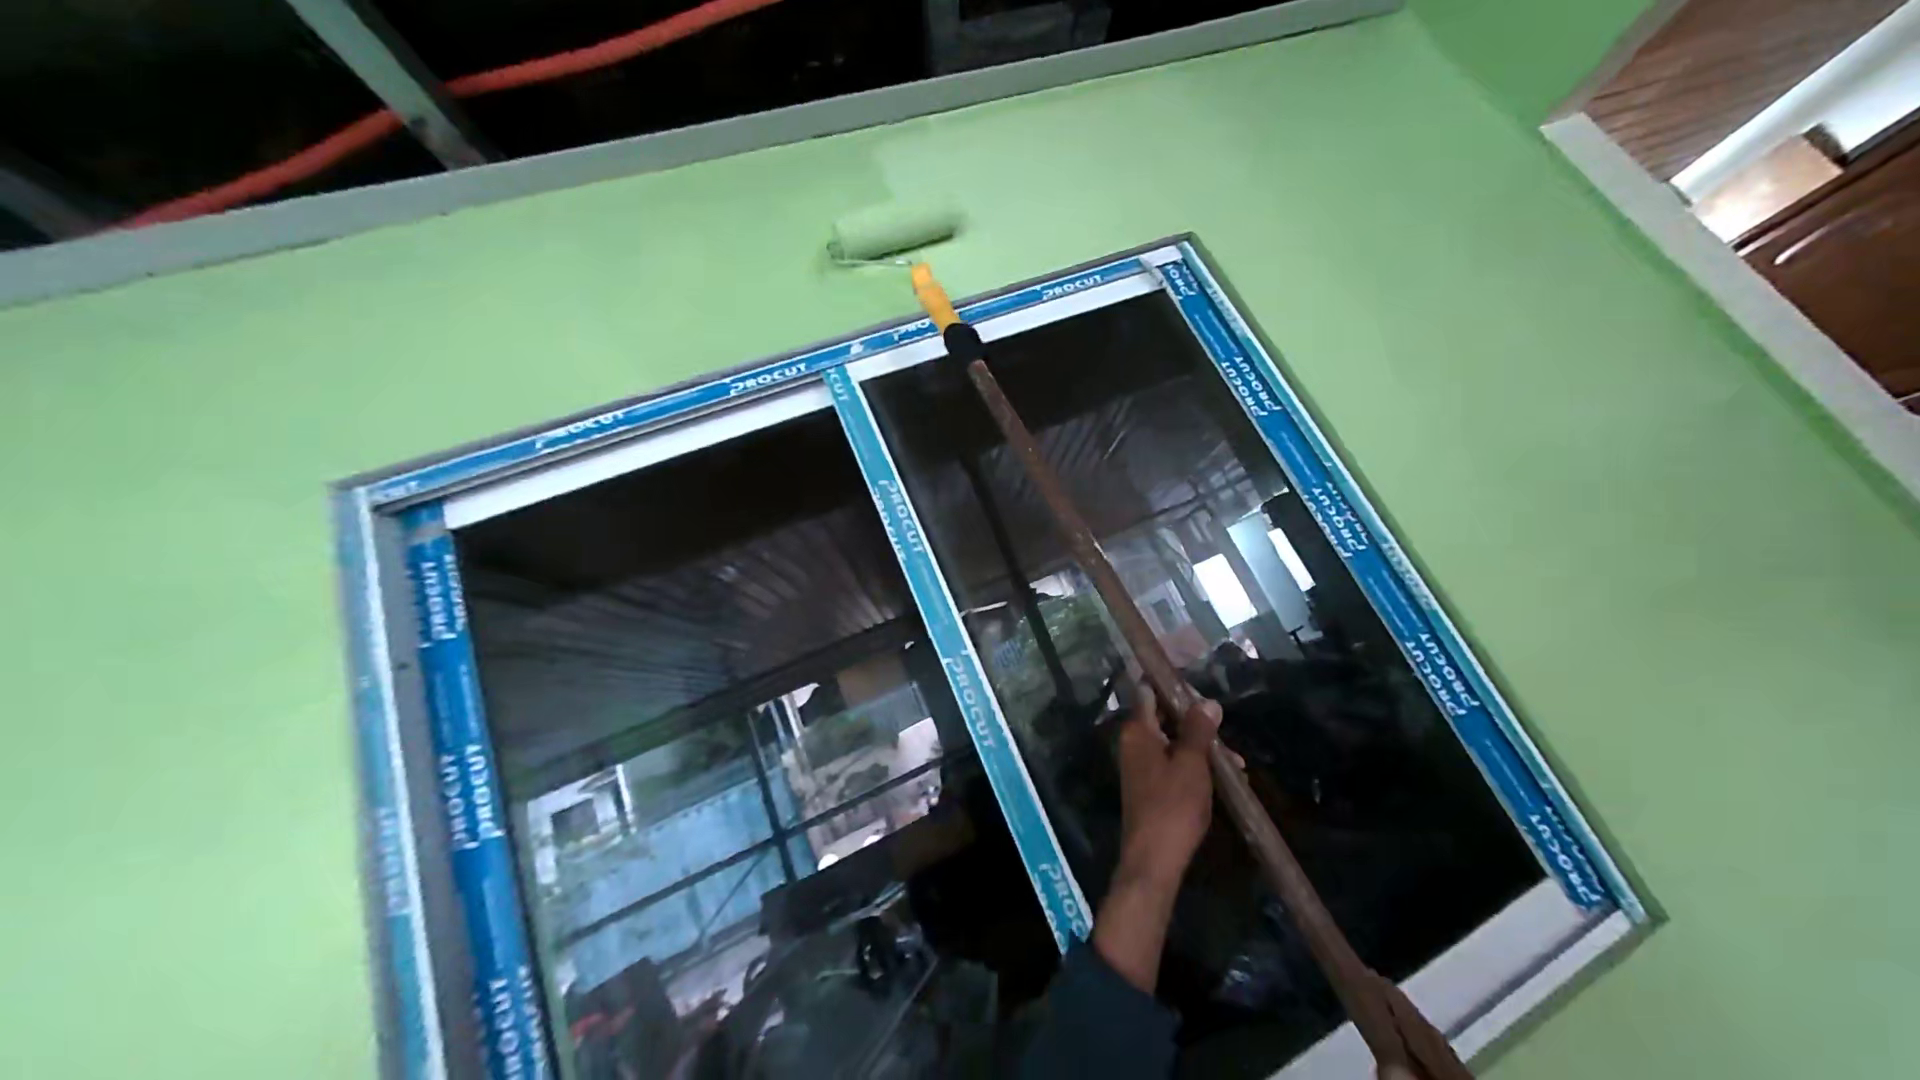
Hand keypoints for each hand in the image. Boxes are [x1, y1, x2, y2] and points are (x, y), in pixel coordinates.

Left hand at [1115, 685, 1223, 887]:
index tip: (1202, 692)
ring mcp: (1140, 765)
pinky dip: (1195, 765)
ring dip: (1202, 747)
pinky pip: (1173, 763)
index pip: (1149, 693)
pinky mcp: (1149, 785)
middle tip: (1226, 730)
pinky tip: (1224, 777)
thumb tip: (1207, 702)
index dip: (1174, 688)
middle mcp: (1133, 743)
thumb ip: (1198, 730)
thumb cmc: (1173, 805)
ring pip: (1173, 743)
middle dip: (1197, 722)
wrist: (1154, 858)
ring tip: (1236, 762)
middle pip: (1164, 718)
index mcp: (1137, 731)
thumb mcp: (1191, 763)